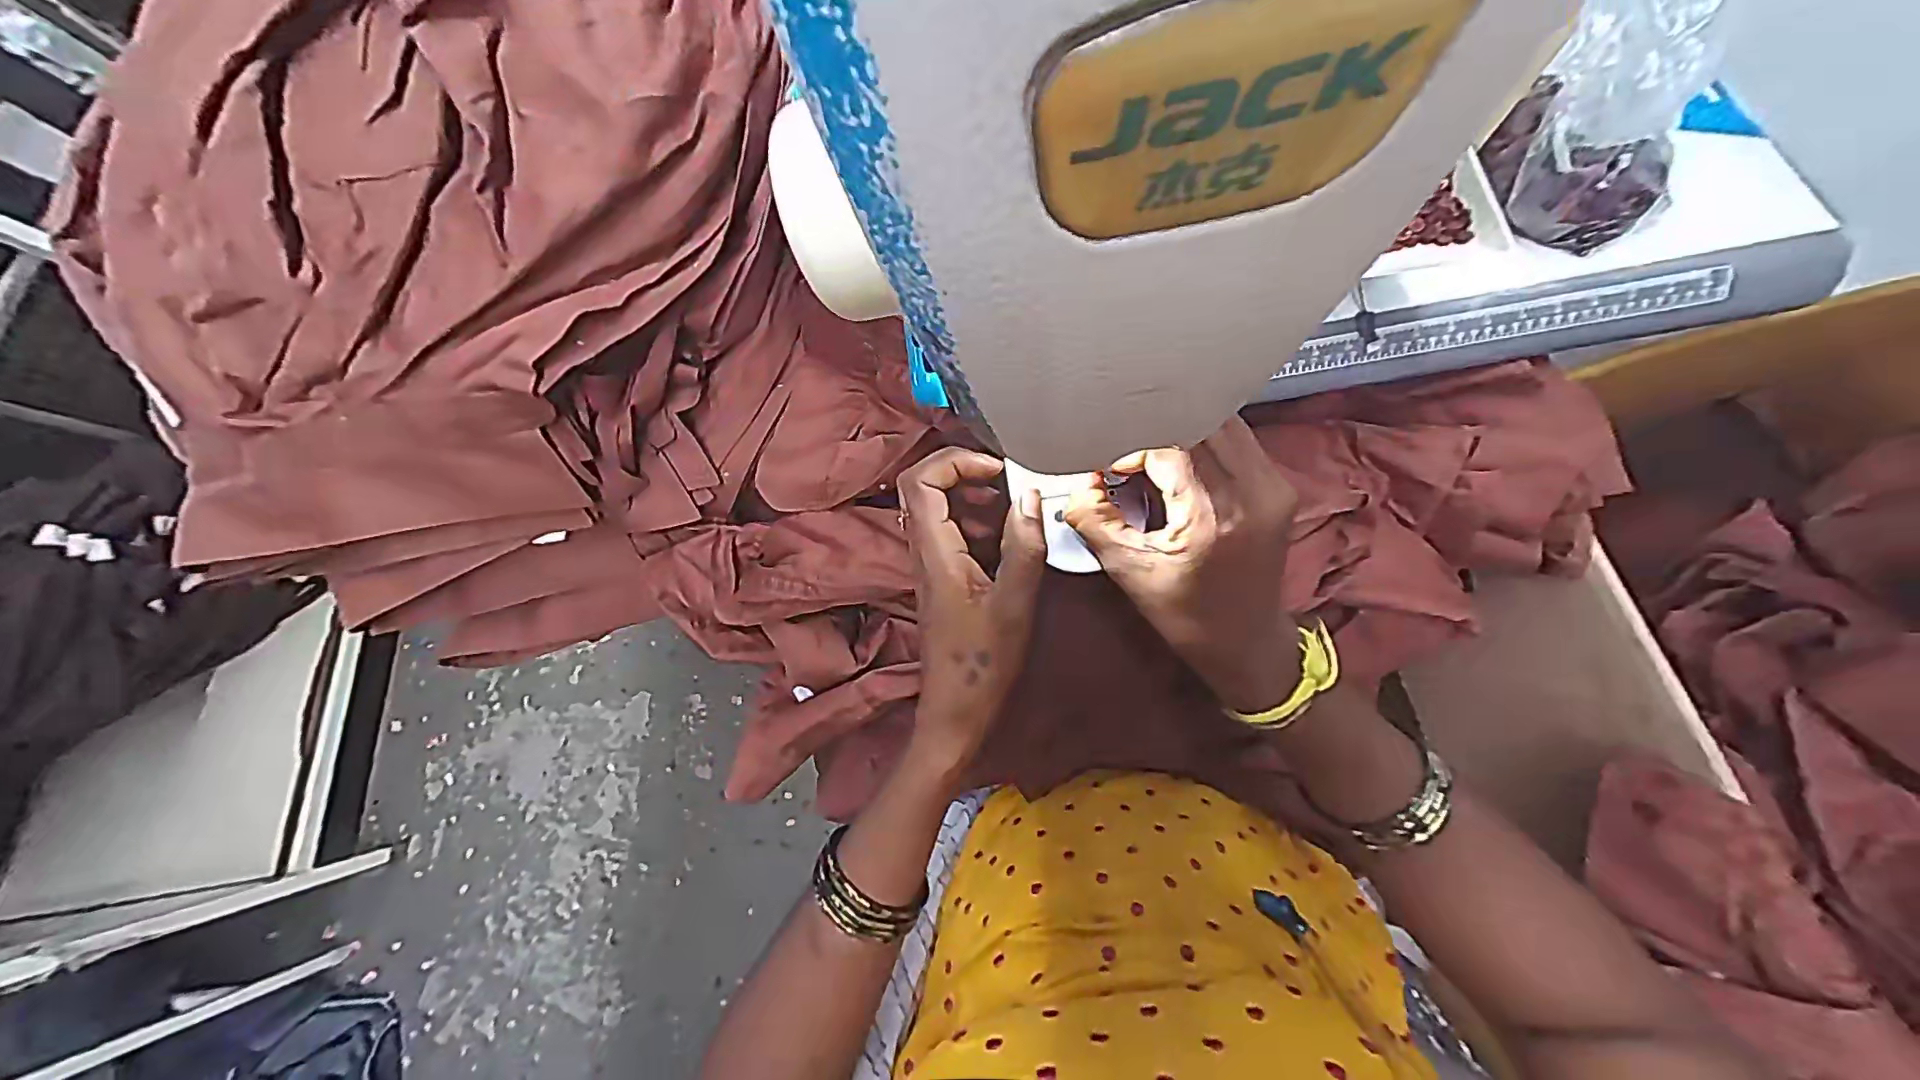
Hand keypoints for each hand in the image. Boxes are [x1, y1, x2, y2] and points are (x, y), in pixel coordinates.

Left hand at [899, 449, 1045, 778]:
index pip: (921, 481)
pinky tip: (1013, 543)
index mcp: (935, 553)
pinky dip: (981, 526)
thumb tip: (1029, 496)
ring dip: (978, 501)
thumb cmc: (982, 665)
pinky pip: (955, 536)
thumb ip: (1023, 547)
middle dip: (969, 475)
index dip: (956, 461)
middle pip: (927, 489)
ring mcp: (931, 567)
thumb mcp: (1014, 604)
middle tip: (1011, 484)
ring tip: (1018, 513)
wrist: (955, 713)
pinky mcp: (943, 581)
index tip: (998, 470)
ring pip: (942, 511)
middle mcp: (924, 553)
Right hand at [1062, 415, 1299, 712]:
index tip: (1111, 468)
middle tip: (1129, 451)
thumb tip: (1080, 483)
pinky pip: (1237, 439)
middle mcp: (1254, 492)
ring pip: (1221, 423)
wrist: (1245, 641)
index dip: (1132, 446)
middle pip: (1200, 421)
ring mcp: (1274, 485)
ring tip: (1153, 455)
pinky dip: (1204, 439)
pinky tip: (1181, 462)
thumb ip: (1095, 519)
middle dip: (1156, 429)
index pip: (1170, 444)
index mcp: (1213, 515)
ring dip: (1182, 430)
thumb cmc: (1187, 615)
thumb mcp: (1128, 570)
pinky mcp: (1279, 485)